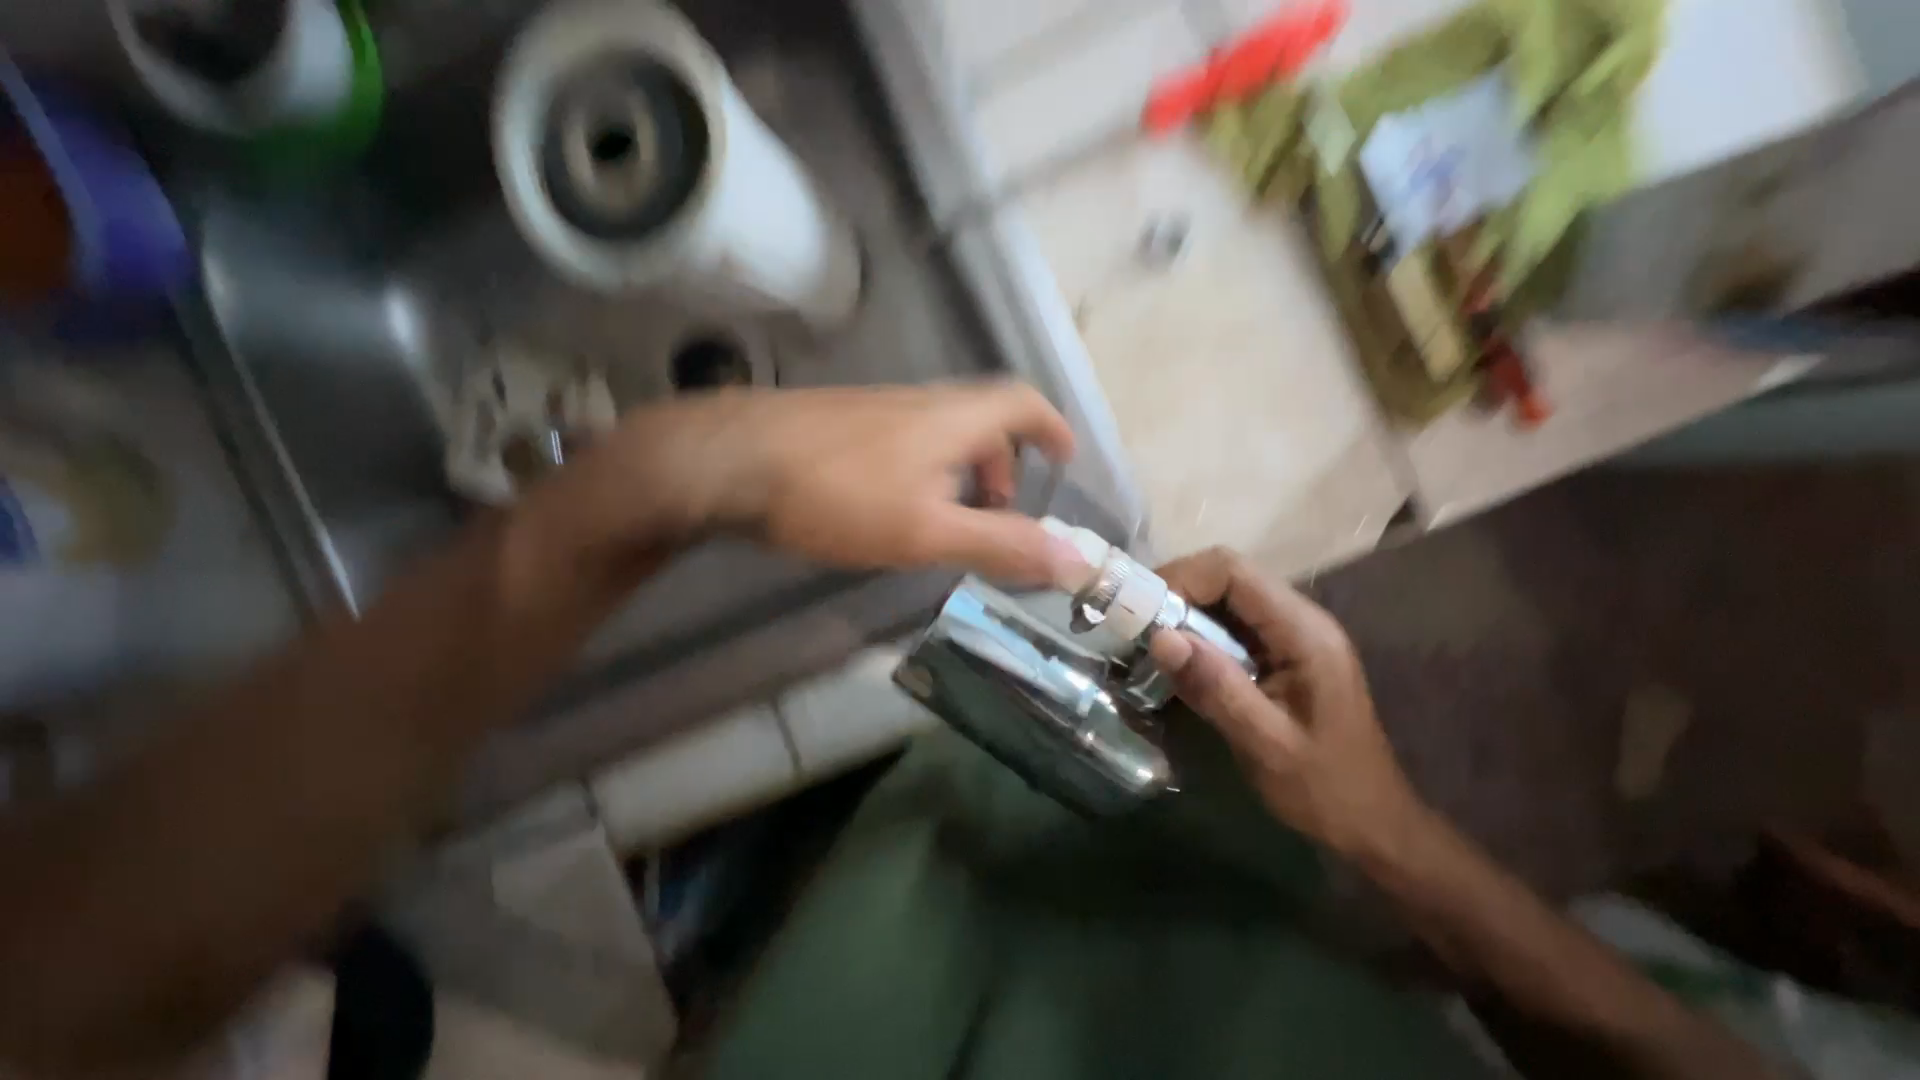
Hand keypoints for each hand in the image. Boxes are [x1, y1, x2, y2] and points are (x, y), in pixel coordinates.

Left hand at [534, 382, 1083, 584]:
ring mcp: (874, 408)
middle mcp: (919, 401)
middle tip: (1003, 505)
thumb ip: (1000, 543)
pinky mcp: (839, 423)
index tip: (1065, 459)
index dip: (1051, 428)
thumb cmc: (837, 495)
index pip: (1021, 403)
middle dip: (1005, 459)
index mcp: (953, 418)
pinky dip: (925, 467)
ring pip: (940, 429)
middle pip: (982, 415)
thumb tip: (1076, 558)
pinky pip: (904, 438)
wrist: (728, 462)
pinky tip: (892, 506)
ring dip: (962, 467)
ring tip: (949, 516)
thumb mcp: (927, 531)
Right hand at [1148, 549, 1427, 859]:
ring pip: (1226, 599)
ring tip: (1146, 646)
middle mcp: (1300, 620)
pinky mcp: (1281, 656)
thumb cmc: (1325, 789)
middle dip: (1176, 594)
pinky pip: (1231, 627)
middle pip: (1227, 577)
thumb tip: (1160, 637)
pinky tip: (1176, 665)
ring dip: (1183, 615)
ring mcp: (1291, 637)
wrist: (1372, 825)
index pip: (1233, 571)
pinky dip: (1198, 637)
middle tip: (1134, 629)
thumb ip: (1216, 688)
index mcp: (1305, 632)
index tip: (1141, 614)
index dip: (1182, 579)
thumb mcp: (1266, 744)